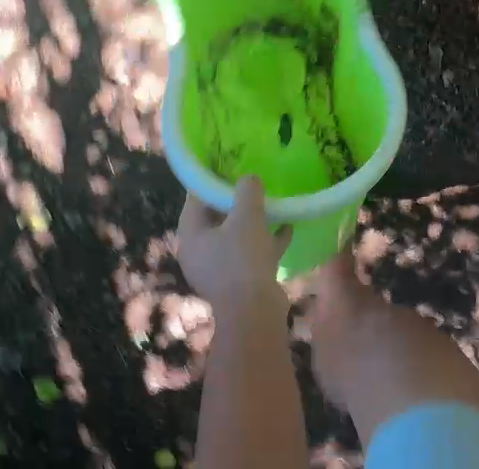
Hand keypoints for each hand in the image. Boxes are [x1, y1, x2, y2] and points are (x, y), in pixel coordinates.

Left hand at [177, 177, 292, 315]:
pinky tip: (287, 228)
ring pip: (235, 237)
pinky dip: (265, 241)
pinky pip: (251, 254)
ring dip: (253, 222)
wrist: (255, 312)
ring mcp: (218, 270)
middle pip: (216, 218)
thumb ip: (246, 191)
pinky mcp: (238, 283)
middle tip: (253, 182)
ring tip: (272, 203)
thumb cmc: (243, 258)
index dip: (212, 181)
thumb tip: (248, 179)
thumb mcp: (247, 216)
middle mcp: (199, 253)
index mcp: (191, 235)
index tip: (230, 166)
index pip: (196, 199)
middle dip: (235, 201)